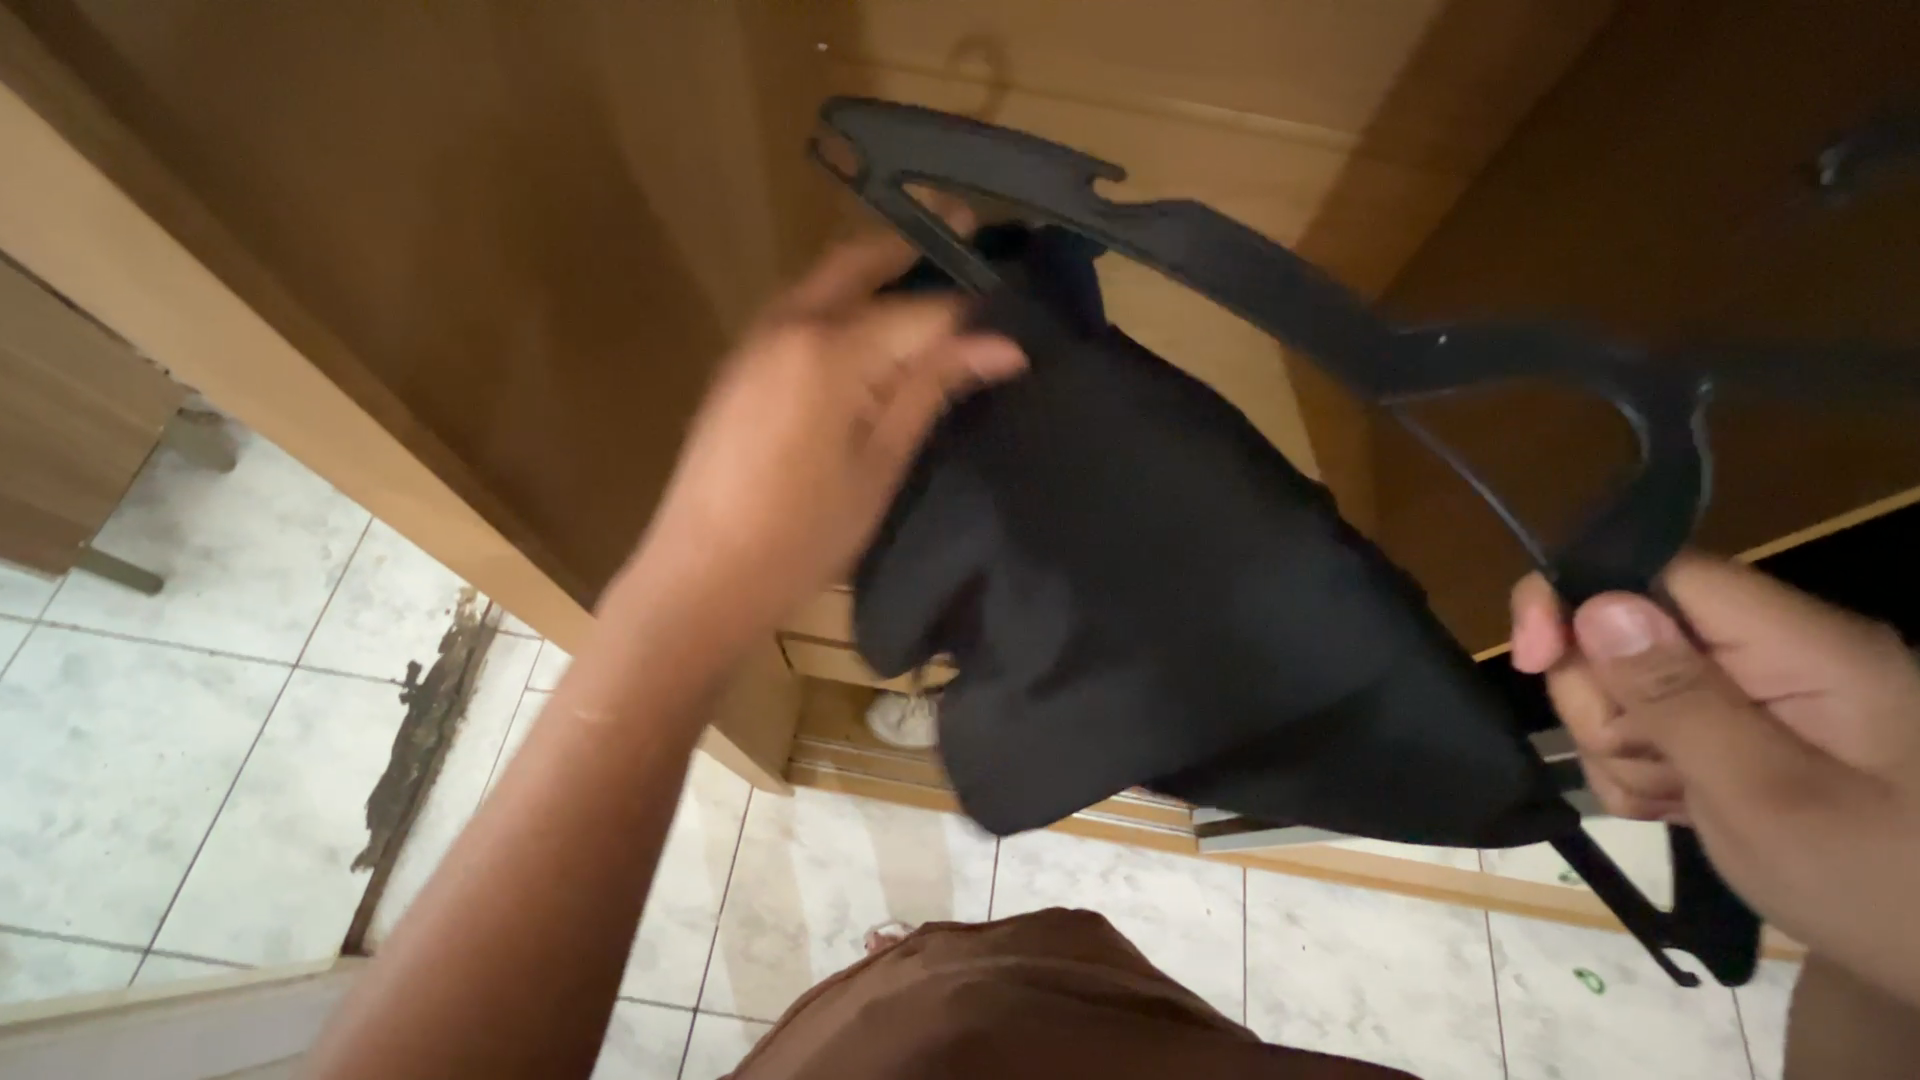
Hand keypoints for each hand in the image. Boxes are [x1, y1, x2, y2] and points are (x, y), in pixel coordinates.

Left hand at [618, 213, 1025, 648]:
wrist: (701, 576)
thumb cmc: (801, 536)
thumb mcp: (879, 466)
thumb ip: (932, 390)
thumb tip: (1003, 347)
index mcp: (831, 349)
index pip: (921, 310)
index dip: (972, 315)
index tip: (1015, 323)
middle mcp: (789, 323)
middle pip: (862, 258)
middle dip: (916, 240)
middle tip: (971, 232)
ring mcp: (755, 339)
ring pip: (826, 278)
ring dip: (877, 267)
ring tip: (931, 278)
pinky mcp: (740, 363)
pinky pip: (801, 309)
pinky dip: (844, 300)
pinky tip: (872, 330)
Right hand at [1510, 554, 1919, 1003]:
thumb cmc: (1888, 890)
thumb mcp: (1769, 798)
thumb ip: (1677, 696)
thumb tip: (1598, 604)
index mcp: (1798, 646)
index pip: (1655, 571)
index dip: (1575, 599)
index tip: (1531, 659)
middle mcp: (1768, 654)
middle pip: (1618, 633)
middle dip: (1601, 700)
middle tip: (1650, 765)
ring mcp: (1748, 696)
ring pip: (1615, 687)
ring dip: (1618, 747)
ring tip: (1678, 799)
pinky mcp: (1730, 732)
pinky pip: (1636, 730)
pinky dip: (1634, 772)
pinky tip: (1679, 807)